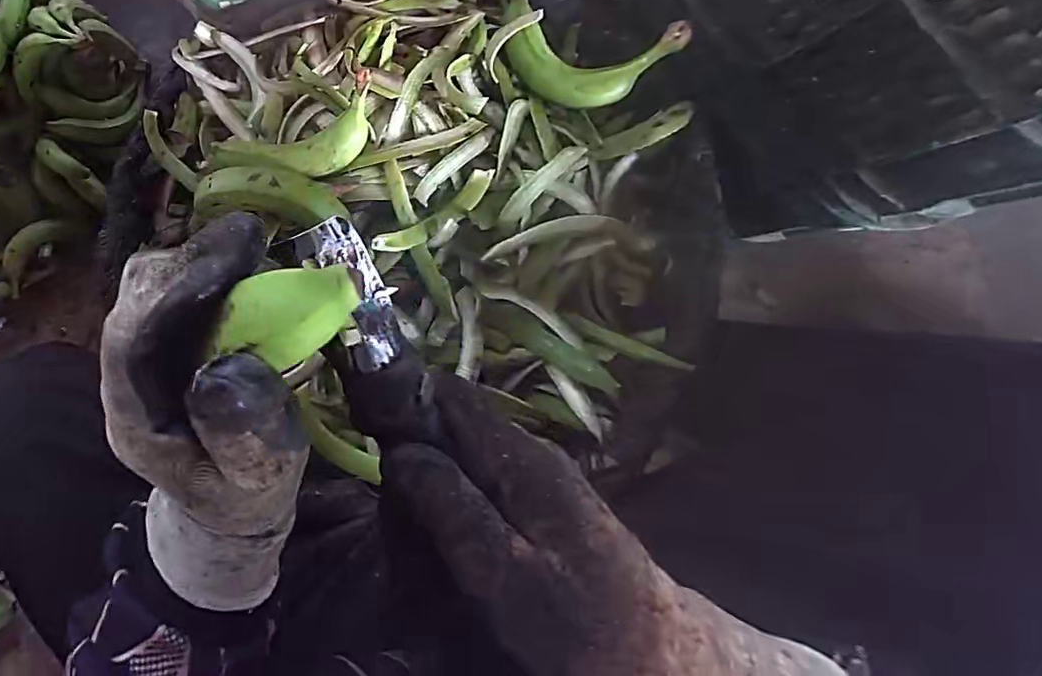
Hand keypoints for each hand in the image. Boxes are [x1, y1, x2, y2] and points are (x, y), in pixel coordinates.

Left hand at [99, 212, 307, 611]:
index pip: (130, 335)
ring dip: (201, 255)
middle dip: (189, 259)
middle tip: (250, 241)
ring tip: (251, 251)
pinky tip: (245, 265)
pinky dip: (211, 262)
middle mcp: (125, 366)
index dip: (175, 288)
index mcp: (132, 412)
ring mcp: (143, 341)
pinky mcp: (167, 324)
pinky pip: (177, 278)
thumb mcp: (253, 483)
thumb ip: (241, 437)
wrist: (222, 493)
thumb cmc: (236, 493)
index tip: (233, 256)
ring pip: (154, 275)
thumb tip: (226, 370)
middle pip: (136, 292)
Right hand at [383, 371, 842, 675]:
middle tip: (392, 494)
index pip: (449, 392)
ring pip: (463, 449)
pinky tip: (447, 534)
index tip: (370, 426)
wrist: (670, 665)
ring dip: (431, 472)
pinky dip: (453, 493)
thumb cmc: (584, 625)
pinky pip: (481, 478)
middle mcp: (528, 452)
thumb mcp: (506, 575)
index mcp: (519, 456)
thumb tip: (401, 451)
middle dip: (413, 443)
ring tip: (414, 522)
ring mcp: (538, 476)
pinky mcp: (543, 503)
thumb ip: (450, 506)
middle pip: (452, 419)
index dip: (405, 396)